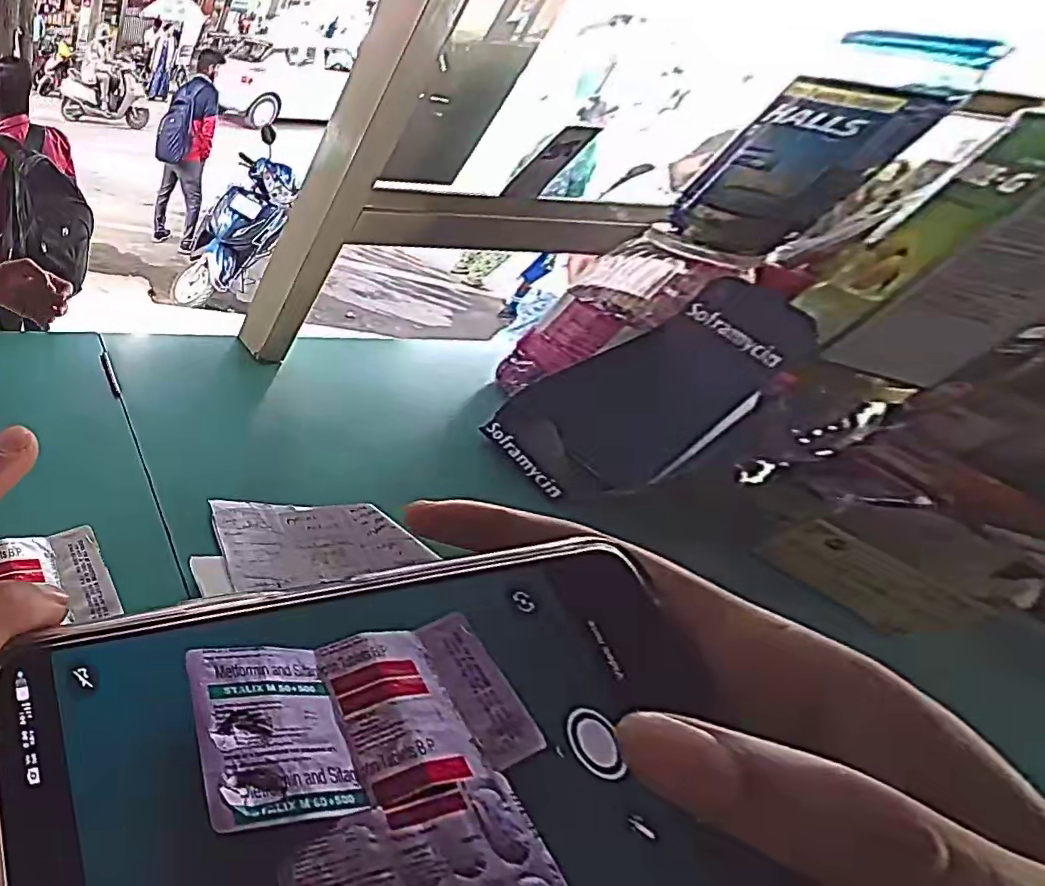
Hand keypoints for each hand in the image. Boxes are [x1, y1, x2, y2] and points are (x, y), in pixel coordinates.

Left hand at [0, 259, 73, 324]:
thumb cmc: (6, 271)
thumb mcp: (25, 265)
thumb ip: (40, 273)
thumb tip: (49, 285)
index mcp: (47, 279)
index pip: (65, 287)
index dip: (67, 292)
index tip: (62, 295)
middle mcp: (44, 293)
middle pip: (63, 303)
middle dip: (64, 307)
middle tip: (58, 308)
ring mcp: (38, 304)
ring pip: (54, 313)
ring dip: (56, 315)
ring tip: (51, 314)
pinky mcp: (29, 313)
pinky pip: (42, 321)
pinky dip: (45, 323)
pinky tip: (43, 321)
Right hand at [407, 501, 1044, 885]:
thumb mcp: (975, 864)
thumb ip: (843, 809)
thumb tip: (646, 736)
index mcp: (768, 666)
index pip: (611, 565)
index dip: (513, 531)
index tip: (425, 524)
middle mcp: (716, 705)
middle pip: (571, 642)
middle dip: (486, 633)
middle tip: (401, 649)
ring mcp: (702, 770)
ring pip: (571, 724)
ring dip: (507, 726)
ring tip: (428, 734)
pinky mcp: (690, 830)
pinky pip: (596, 801)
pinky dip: (546, 804)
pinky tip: (504, 820)